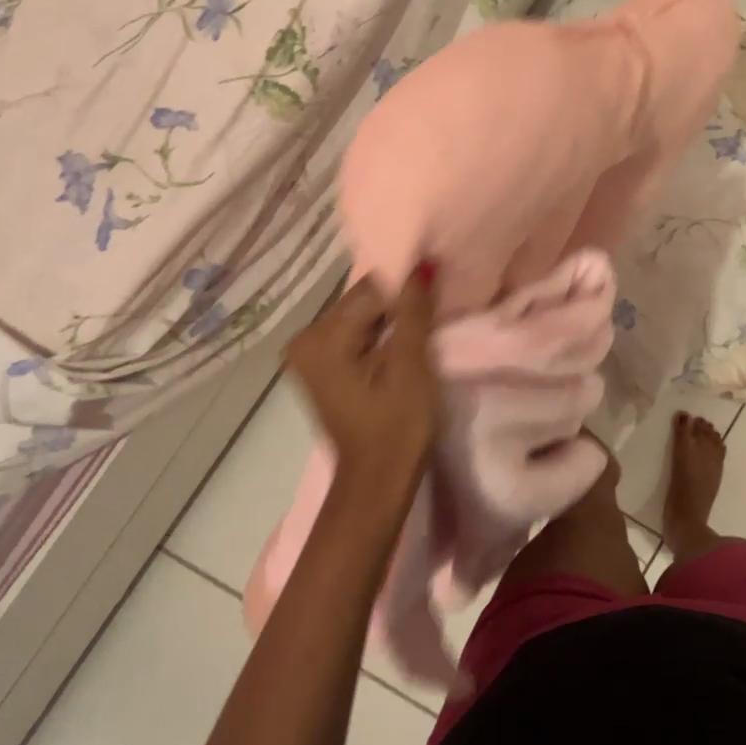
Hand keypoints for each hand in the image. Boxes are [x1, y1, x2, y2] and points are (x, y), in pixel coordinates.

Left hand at [284, 265, 439, 472]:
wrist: (378, 480)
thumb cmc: (397, 425)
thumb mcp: (411, 365)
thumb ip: (413, 311)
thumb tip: (421, 264)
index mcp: (320, 338)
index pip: (371, 289)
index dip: (408, 283)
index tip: (441, 281)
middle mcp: (305, 339)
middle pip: (363, 300)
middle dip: (400, 299)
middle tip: (438, 302)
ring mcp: (309, 354)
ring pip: (362, 315)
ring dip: (394, 315)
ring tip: (428, 318)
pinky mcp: (323, 366)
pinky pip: (356, 333)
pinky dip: (382, 332)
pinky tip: (406, 338)